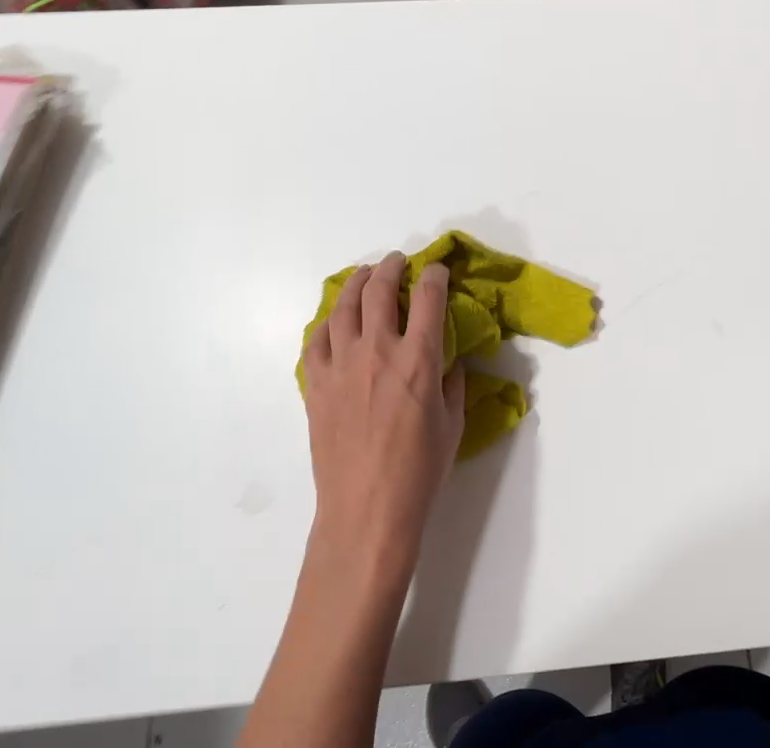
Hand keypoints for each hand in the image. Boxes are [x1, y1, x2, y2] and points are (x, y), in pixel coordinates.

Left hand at [301, 252, 464, 571]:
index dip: (436, 275)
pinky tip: (335, 321)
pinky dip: (328, 321)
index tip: (438, 269)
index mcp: (419, 359)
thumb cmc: (420, 469)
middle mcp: (377, 351)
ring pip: (344, 307)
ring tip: (364, 275)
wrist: (367, 507)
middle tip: (398, 262)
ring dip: (357, 283)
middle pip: (381, 290)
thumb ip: (452, 382)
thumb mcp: (453, 422)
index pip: (429, 297)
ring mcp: (341, 365)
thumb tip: (447, 358)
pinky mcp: (316, 384)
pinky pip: (317, 339)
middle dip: (392, 268)